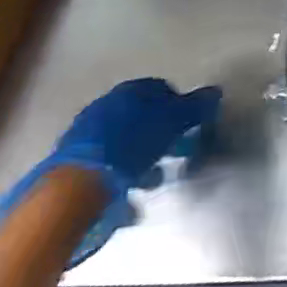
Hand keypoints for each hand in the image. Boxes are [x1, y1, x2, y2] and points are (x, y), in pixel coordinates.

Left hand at [0, 79, 220, 265]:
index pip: (160, 89)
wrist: (77, 187)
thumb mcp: (174, 123)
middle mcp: (104, 108)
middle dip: (161, 136)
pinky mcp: (71, 166)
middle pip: (141, 118)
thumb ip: (195, 107)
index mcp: (129, 92)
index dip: (179, 106)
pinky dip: (121, 178)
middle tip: (176, 153)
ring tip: (153, 180)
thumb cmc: (132, 146)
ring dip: (141, 161)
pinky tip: (130, 197)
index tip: (190, 125)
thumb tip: (215, 92)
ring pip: (123, 144)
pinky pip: (106, 167)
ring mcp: (84, 137)